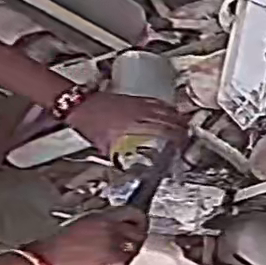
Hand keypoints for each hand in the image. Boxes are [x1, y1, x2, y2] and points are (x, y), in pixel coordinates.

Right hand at [31, 209, 146, 264]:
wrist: (45, 260)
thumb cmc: (54, 245)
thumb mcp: (79, 226)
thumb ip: (101, 225)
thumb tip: (116, 229)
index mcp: (101, 216)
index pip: (133, 212)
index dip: (139, 220)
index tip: (138, 226)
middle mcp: (110, 226)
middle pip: (139, 231)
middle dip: (136, 239)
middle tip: (127, 246)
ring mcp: (113, 240)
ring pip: (135, 246)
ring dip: (129, 252)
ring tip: (116, 257)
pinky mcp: (113, 255)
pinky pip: (126, 259)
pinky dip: (121, 264)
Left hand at [66, 93, 184, 156]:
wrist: (75, 103)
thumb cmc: (86, 122)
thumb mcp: (102, 144)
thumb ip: (119, 155)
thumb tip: (130, 165)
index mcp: (134, 125)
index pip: (164, 131)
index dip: (177, 139)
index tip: (184, 144)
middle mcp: (140, 114)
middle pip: (171, 120)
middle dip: (183, 129)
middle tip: (190, 137)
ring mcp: (138, 105)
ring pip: (167, 110)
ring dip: (179, 118)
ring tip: (187, 125)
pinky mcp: (135, 99)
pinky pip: (158, 103)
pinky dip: (169, 108)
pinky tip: (172, 111)